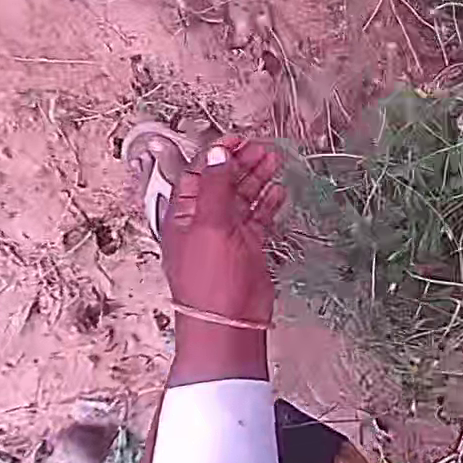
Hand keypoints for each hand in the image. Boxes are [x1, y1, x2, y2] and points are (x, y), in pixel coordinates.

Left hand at [161, 136, 285, 383]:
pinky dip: (268, 203)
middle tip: (262, 149)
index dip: (217, 154)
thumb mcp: (210, 224)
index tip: (237, 139)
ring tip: (275, 161)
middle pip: (223, 182)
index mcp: (184, 215)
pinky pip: (258, 217)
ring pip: (243, 197)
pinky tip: (278, 192)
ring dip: (257, 178)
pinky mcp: (247, 247)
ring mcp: (227, 235)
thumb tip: (217, 153)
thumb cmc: (211, 281)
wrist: (229, 323)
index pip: (198, 174)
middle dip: (242, 163)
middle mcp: (204, 222)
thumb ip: (215, 186)